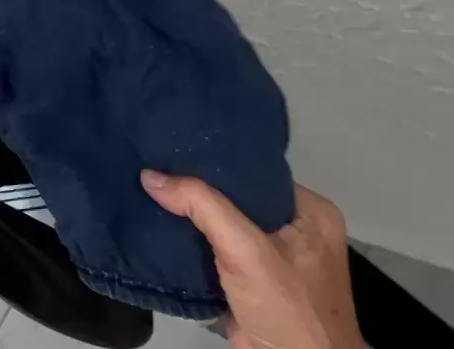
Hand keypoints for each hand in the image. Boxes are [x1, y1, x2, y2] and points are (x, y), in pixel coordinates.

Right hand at [142, 171, 360, 348]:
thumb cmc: (288, 310)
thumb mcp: (247, 251)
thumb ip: (201, 206)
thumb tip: (149, 176)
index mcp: (309, 212)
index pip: (249, 169)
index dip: (208, 157)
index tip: (165, 142)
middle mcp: (293, 226)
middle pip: (231, 192)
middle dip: (191, 183)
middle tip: (147, 160)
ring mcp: (270, 251)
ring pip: (218, 216)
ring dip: (185, 209)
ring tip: (143, 182)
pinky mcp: (248, 273)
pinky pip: (211, 239)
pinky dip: (185, 232)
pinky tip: (155, 217)